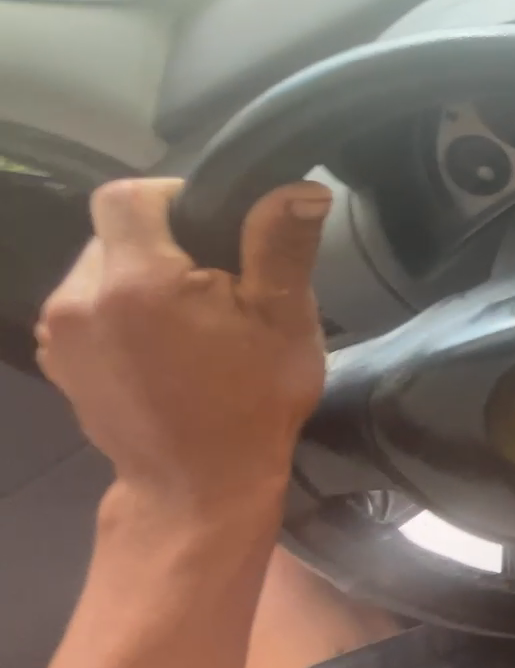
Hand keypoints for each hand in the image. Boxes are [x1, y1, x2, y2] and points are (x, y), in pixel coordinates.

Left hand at [34, 177, 332, 523]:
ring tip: (204, 317)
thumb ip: (282, 246)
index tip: (226, 226)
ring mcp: (60, 331)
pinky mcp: (60, 357)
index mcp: (137, 281)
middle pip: (117, 233)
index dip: (178, 195)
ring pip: (103, 268)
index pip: (129, 196)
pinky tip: (173, 343)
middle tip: (232, 283)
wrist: (200, 479)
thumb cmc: (256, 395)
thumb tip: (301, 188)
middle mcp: (77, 297)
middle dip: (173, 243)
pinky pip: (92, 305)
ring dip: (151, 276)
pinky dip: (130, 307)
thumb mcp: (286, 317)